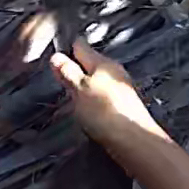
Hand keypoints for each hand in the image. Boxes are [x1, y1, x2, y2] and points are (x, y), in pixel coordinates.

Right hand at [50, 40, 167, 148]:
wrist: (135, 141)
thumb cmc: (104, 112)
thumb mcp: (80, 90)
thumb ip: (68, 73)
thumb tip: (56, 56)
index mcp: (102, 63)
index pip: (81, 47)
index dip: (67, 47)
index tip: (54, 50)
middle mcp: (114, 71)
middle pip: (90, 63)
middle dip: (75, 66)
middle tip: (56, 72)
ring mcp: (121, 88)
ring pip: (97, 79)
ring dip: (83, 82)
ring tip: (67, 89)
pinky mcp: (124, 105)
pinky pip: (103, 93)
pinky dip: (92, 96)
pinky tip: (86, 105)